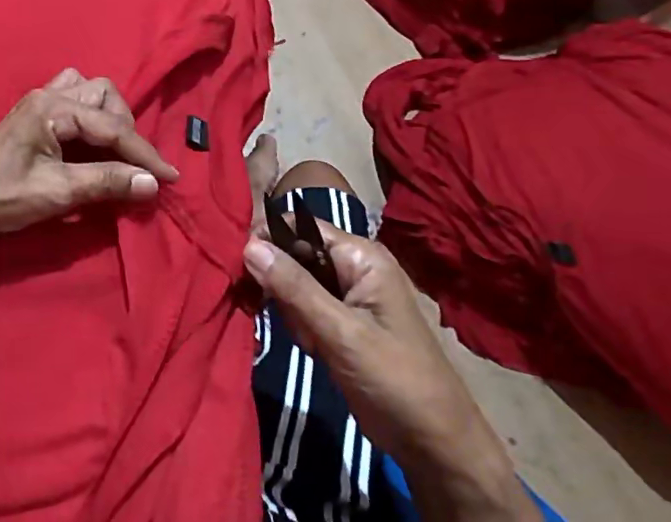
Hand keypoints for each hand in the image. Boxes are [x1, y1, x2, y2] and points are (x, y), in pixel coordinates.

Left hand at [0, 69, 178, 251]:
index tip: (169, 179)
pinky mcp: (32, 117)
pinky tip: (90, 144)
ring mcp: (36, 103)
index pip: (111, 125)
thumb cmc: (2, 197)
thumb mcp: (57, 192)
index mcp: (51, 107)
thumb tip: (153, 183)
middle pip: (102, 94)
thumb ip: (106, 182)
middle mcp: (45, 95)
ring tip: (113, 152)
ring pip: (87, 92)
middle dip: (124, 127)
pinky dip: (89, 117)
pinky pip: (71, 100)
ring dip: (107, 117)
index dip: (143, 153)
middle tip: (130, 165)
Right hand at [244, 225, 534, 518]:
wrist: (434, 445)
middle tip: (266, 305)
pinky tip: (306, 344)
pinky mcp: (334, 318)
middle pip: (291, 249)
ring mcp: (342, 293)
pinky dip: (292, 319)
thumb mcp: (341, 332)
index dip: (266, 236)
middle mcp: (350, 265)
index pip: (299, 225)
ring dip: (283, 303)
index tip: (236, 260)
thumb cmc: (396, 380)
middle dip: (274, 276)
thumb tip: (247, 245)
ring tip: (303, 337)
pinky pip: (297, 302)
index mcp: (360, 256)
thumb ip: (294, 287)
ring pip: (290, 277)